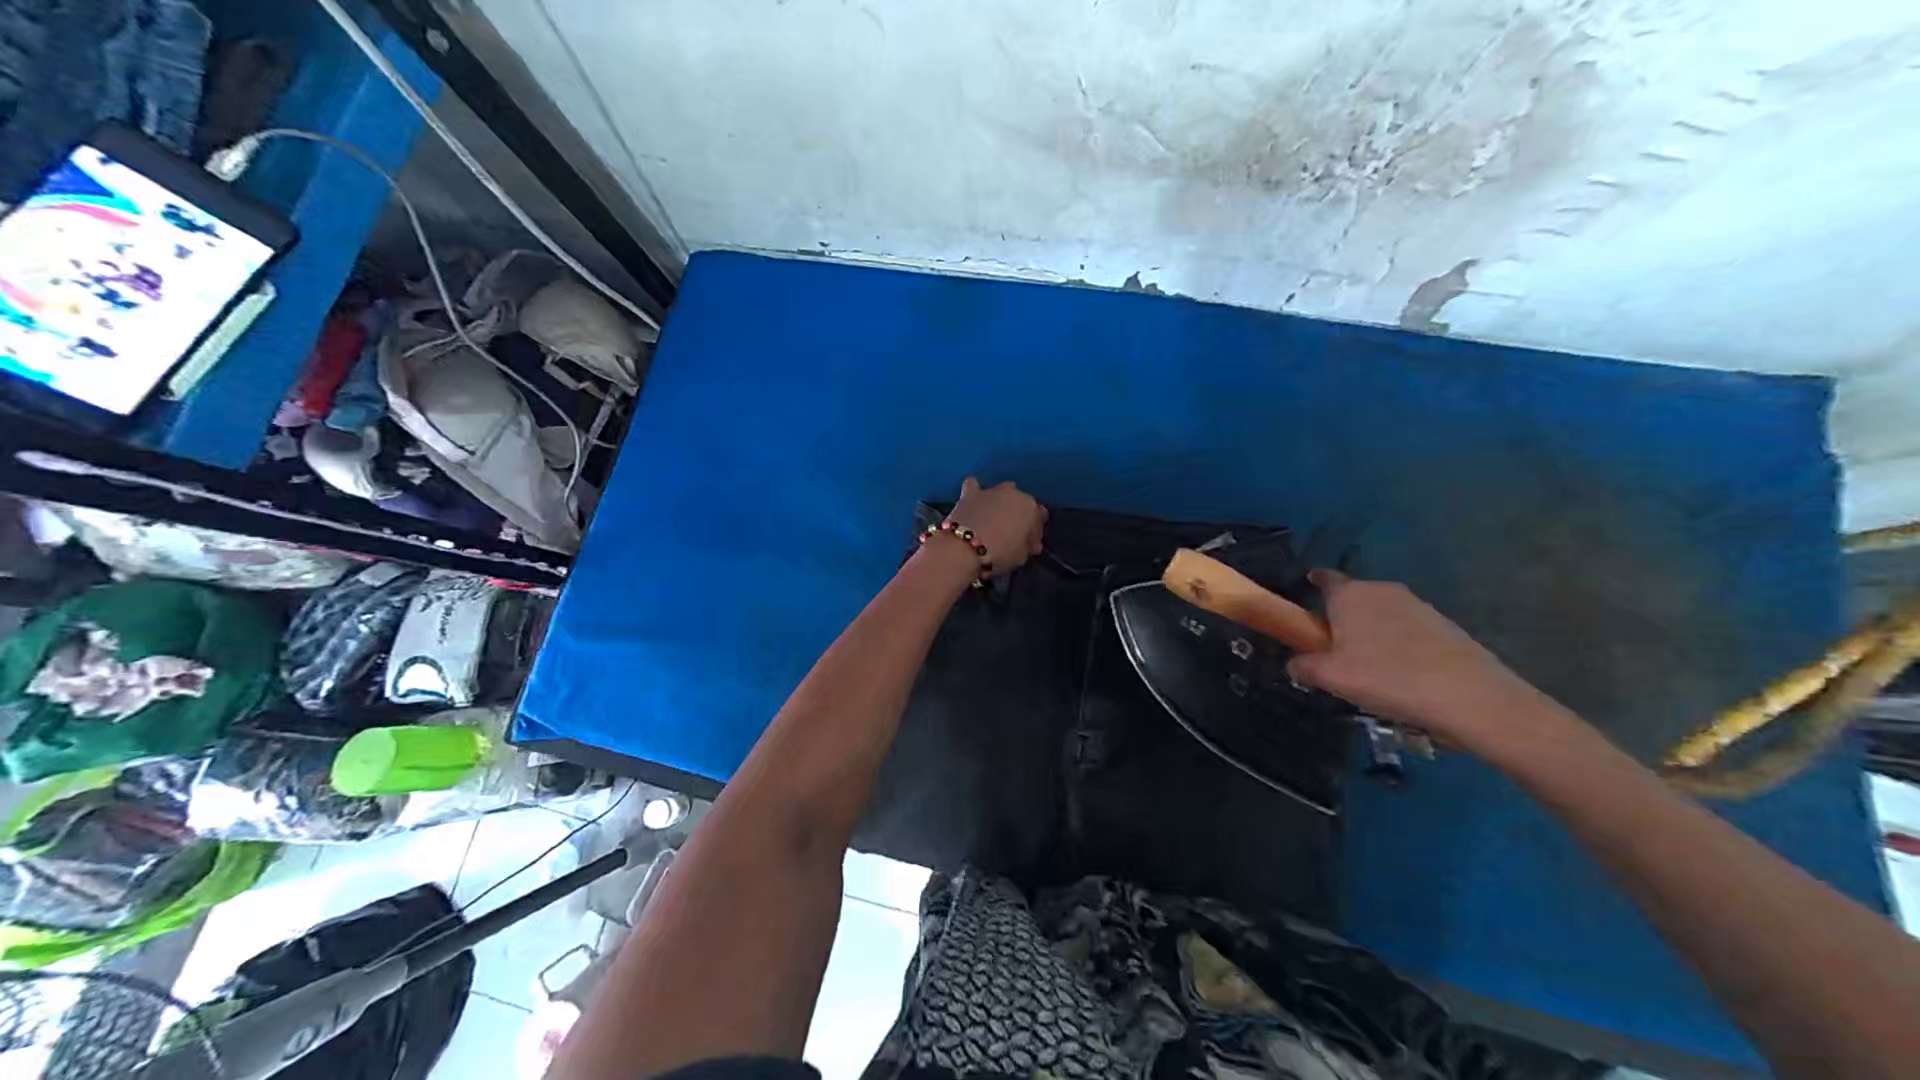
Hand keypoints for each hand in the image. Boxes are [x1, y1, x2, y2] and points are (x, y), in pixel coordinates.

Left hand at [948, 477, 1046, 577]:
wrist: (965, 548)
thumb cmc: (1000, 553)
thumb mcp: (1022, 555)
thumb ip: (1028, 545)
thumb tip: (1030, 543)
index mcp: (1031, 507)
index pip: (1039, 516)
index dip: (1035, 531)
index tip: (1030, 544)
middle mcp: (1013, 493)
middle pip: (1021, 503)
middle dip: (1019, 515)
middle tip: (1012, 533)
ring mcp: (991, 491)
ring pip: (1001, 491)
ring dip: (1000, 502)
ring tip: (994, 518)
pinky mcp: (970, 494)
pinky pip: (974, 486)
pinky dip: (975, 492)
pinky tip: (974, 501)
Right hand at [1286, 569, 1575, 757]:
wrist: (1470, 697)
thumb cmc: (1387, 677)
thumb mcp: (1330, 678)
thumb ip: (1303, 666)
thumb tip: (1295, 663)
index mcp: (1351, 594)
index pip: (1325, 577)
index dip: (1313, 584)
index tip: (1305, 598)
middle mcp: (1383, 590)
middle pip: (1353, 598)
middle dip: (1342, 617)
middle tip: (1334, 650)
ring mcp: (1418, 606)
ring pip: (1382, 615)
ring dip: (1372, 632)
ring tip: (1371, 669)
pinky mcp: (1445, 625)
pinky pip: (1409, 630)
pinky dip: (1400, 645)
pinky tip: (1403, 676)